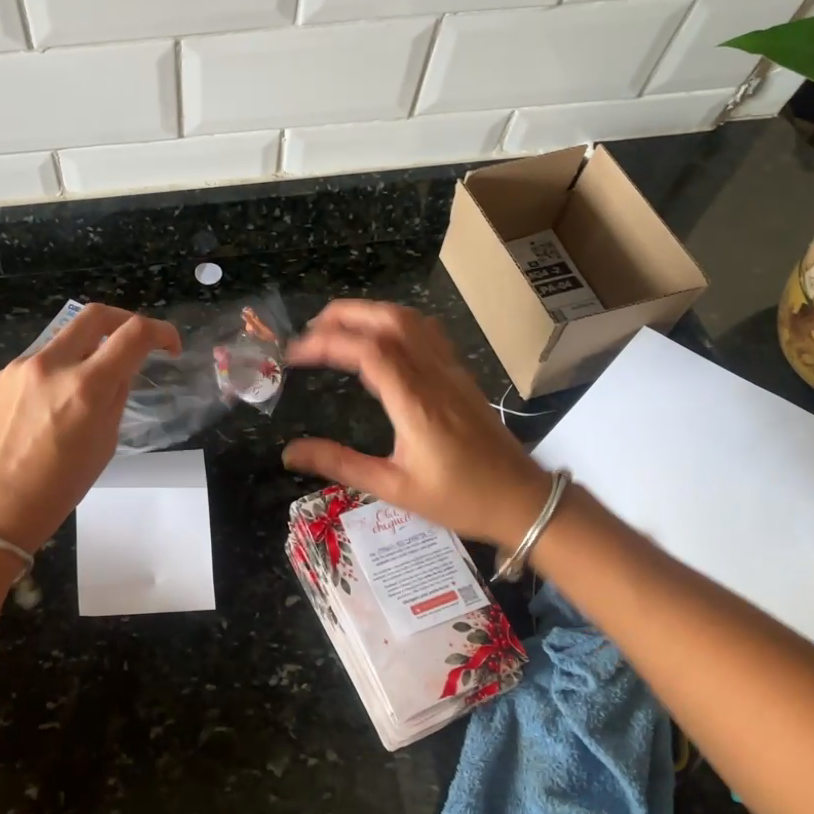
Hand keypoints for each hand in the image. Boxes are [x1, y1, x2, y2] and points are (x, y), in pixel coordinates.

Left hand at [0, 303, 180, 553]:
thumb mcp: (103, 445)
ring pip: (66, 335)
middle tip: (136, 341)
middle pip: (96, 314)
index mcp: (85, 387)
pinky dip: (61, 366)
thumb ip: (116, 398)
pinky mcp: (1, 376)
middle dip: (124, 320)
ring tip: (94, 379)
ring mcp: (22, 367)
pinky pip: (42, 358)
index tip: (169, 346)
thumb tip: (122, 369)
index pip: (133, 334)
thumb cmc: (56, 490)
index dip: (161, 331)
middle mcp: (52, 365)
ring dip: (89, 345)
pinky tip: (57, 400)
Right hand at [281, 300, 551, 547]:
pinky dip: (393, 321)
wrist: (523, 500)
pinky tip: (378, 336)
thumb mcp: (394, 488)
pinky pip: (426, 331)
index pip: (367, 352)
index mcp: (416, 403)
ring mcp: (451, 370)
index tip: (293, 354)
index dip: (326, 343)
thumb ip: (341, 465)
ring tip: (335, 328)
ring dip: (368, 313)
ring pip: (409, 319)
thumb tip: (290, 452)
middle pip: (389, 320)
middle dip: (343, 315)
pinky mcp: (460, 373)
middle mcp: (433, 376)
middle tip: (308, 331)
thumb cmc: (460, 499)